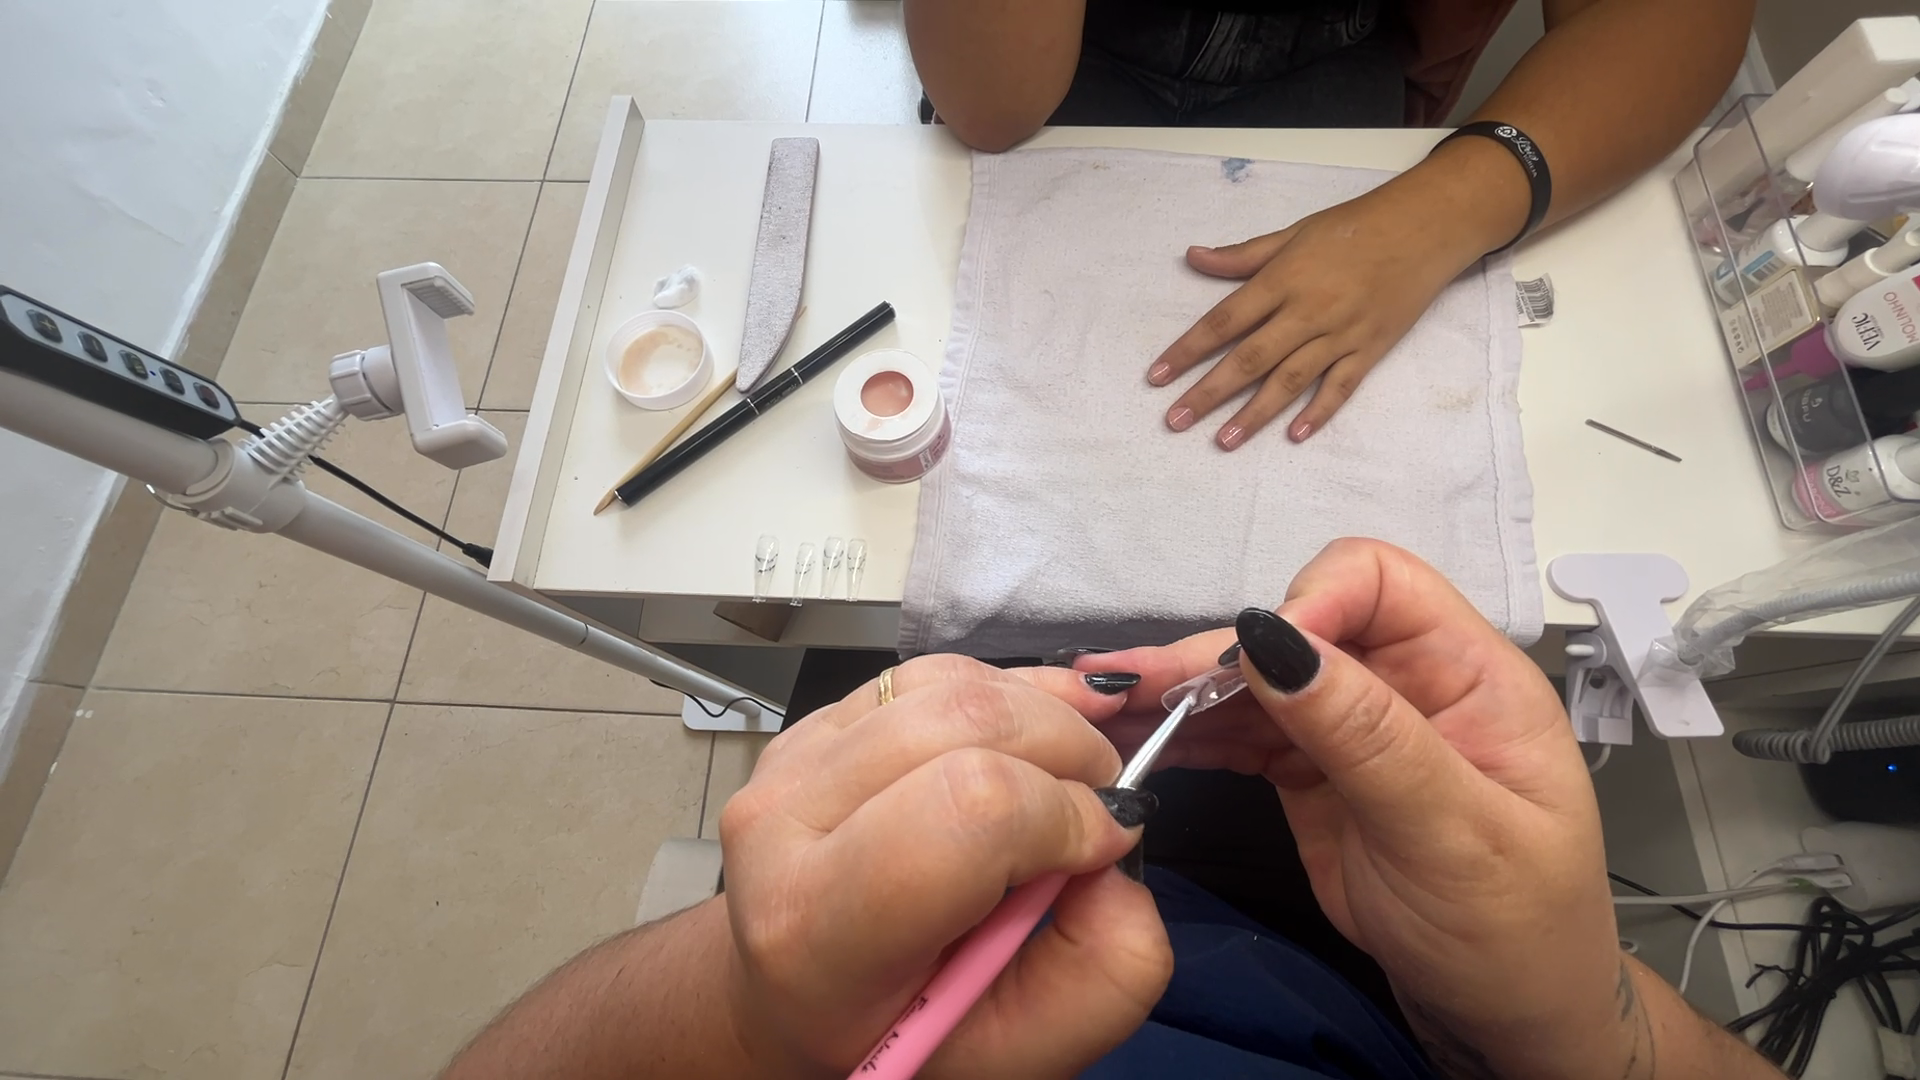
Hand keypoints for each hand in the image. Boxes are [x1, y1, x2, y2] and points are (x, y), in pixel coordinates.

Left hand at [717, 656, 1172, 1077]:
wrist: (793, 981)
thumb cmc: (894, 1026)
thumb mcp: (1013, 1048)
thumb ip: (1100, 973)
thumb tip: (1117, 850)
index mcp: (817, 924)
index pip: (967, 809)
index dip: (1061, 812)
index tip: (1104, 841)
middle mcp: (785, 819)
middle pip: (963, 720)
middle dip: (1066, 745)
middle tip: (1100, 794)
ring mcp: (793, 754)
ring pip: (949, 682)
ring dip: (1038, 709)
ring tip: (1067, 763)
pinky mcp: (814, 720)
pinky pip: (927, 672)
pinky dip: (1001, 688)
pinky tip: (1026, 729)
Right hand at [1079, 539, 1633, 1073]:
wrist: (1495, 1011)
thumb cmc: (1511, 929)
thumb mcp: (1450, 834)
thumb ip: (1365, 733)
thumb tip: (1272, 639)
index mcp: (1460, 670)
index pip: (1376, 582)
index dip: (1311, 598)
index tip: (1252, 656)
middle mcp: (1392, 679)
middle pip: (1285, 632)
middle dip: (1205, 657)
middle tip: (1126, 683)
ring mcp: (1339, 720)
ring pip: (1245, 679)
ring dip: (1175, 694)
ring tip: (1104, 707)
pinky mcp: (1298, 761)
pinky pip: (1231, 731)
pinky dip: (1181, 734)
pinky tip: (1135, 739)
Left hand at [1149, 149, 1515, 448]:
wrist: (1432, 223)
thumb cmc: (1355, 227)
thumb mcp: (1293, 233)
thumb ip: (1241, 256)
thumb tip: (1191, 257)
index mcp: (1283, 279)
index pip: (1223, 321)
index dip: (1187, 350)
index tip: (1156, 377)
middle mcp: (1308, 310)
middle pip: (1249, 358)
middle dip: (1209, 392)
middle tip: (1175, 421)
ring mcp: (1341, 332)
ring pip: (1290, 380)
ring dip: (1254, 414)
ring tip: (1222, 442)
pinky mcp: (1371, 348)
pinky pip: (1342, 386)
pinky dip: (1320, 411)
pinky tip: (1295, 436)